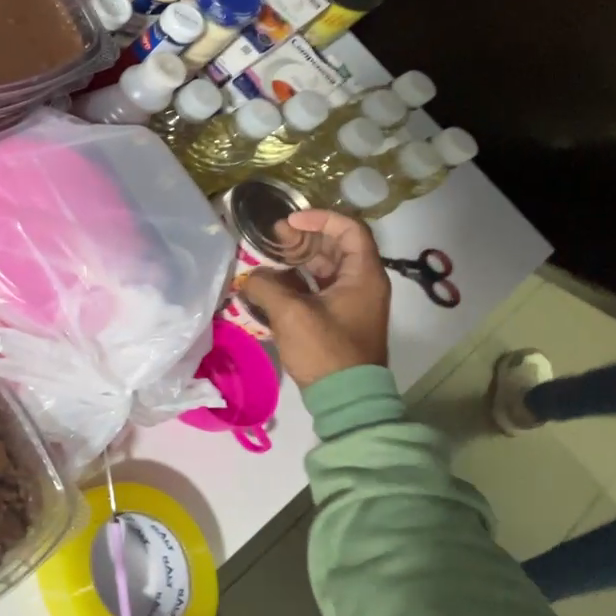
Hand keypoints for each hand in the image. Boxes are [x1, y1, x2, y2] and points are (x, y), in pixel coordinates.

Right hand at [238, 210, 390, 387]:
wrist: (345, 397)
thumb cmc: (326, 350)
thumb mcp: (291, 313)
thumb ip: (266, 285)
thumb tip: (252, 277)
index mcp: (363, 276)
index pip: (350, 230)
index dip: (320, 218)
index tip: (289, 222)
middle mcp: (362, 283)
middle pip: (336, 245)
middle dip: (304, 236)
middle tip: (273, 237)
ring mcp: (350, 301)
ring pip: (325, 266)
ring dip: (298, 257)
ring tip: (268, 256)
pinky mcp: (336, 317)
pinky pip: (317, 286)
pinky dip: (296, 278)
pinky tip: (271, 282)